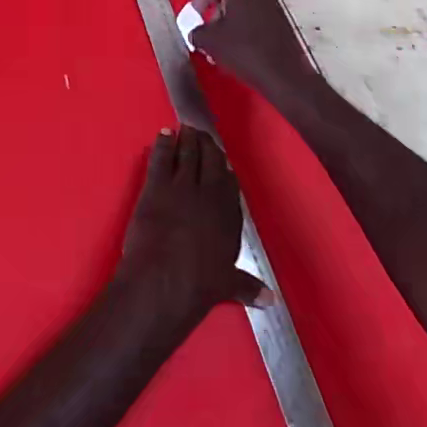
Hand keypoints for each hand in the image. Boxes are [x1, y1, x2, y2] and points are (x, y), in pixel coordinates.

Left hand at [118, 127, 263, 317]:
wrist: (164, 281)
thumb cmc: (198, 286)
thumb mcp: (228, 285)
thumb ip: (248, 287)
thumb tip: (270, 300)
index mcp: (229, 216)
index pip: (230, 186)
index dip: (225, 172)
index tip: (223, 163)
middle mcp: (210, 196)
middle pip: (211, 162)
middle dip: (208, 146)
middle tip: (203, 131)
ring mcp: (183, 188)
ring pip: (187, 156)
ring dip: (187, 139)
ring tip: (186, 126)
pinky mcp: (157, 188)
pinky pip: (161, 159)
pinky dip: (161, 145)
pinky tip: (163, 134)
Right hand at [188, 0, 319, 101]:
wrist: (282, 74)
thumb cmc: (243, 51)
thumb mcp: (210, 42)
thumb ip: (196, 32)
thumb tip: (196, 32)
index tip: (194, 18)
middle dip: (214, 11)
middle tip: (207, 32)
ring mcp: (274, 5)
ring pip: (243, 6)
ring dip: (228, 21)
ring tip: (221, 45)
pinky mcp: (282, 21)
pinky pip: (256, 17)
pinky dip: (244, 28)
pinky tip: (239, 49)